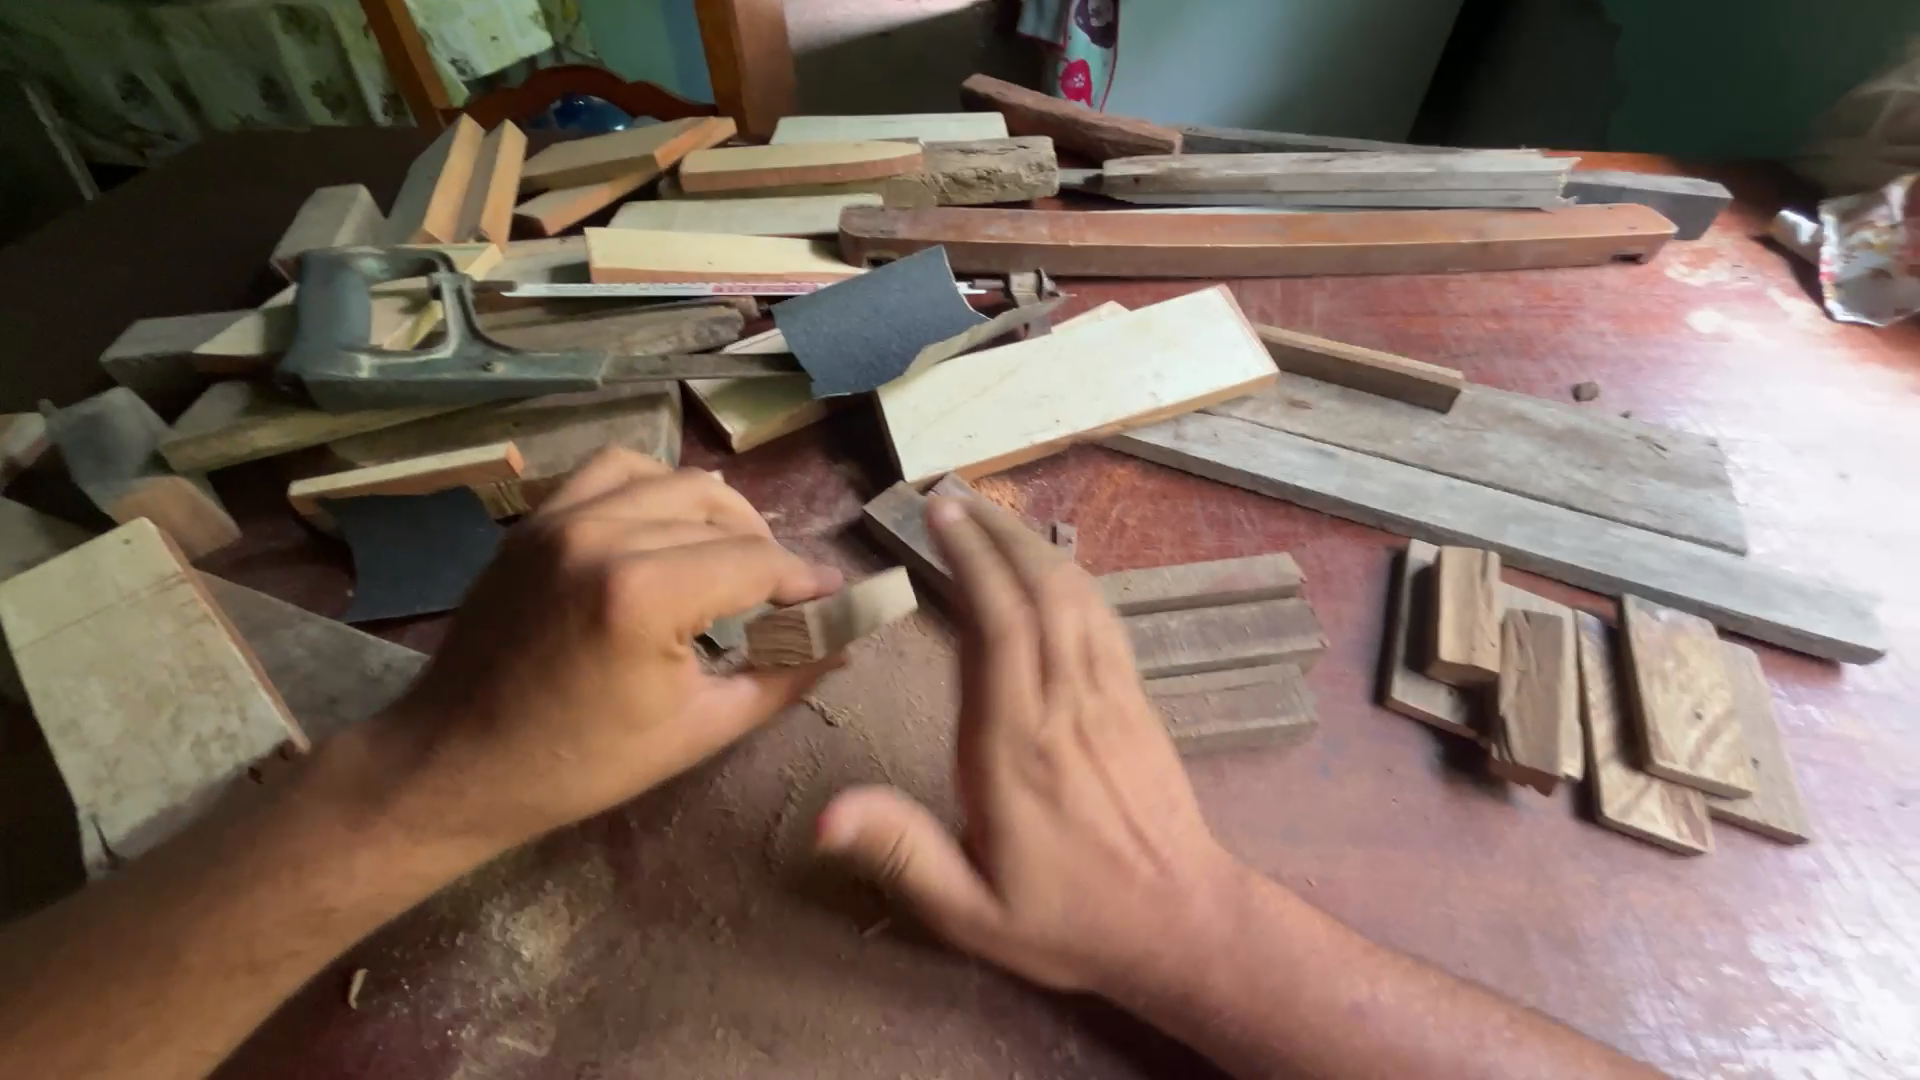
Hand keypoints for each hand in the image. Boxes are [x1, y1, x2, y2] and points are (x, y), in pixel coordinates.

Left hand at [379, 448, 844, 850]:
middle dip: (771, 554)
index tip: (834, 593)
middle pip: (726, 519)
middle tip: (785, 593)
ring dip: (723, 515)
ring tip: (735, 553)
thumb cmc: (583, 763)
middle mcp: (606, 537)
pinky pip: (618, 470)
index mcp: (645, 596)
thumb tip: (845, 647)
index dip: (806, 578)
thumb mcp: (700, 729)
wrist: (453, 765)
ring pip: (679, 483)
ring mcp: (564, 519)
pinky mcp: (539, 520)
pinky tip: (669, 523)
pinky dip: (659, 487)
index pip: (758, 563)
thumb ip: (783, 680)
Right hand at [814, 496, 1237, 995]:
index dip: (971, 561)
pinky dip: (1074, 577)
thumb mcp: (971, 911)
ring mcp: (1108, 696)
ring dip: (1033, 545)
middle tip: (956, 497)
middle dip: (995, 535)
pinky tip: (1051, 562)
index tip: (942, 518)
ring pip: (1075, 596)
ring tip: (994, 513)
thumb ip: (902, 854)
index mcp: (1014, 747)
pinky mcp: (1136, 698)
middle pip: (1037, 593)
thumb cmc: (1068, 918)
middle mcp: (1063, 705)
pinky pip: (1105, 619)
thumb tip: (824, 817)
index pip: (997, 628)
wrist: (1183, 924)